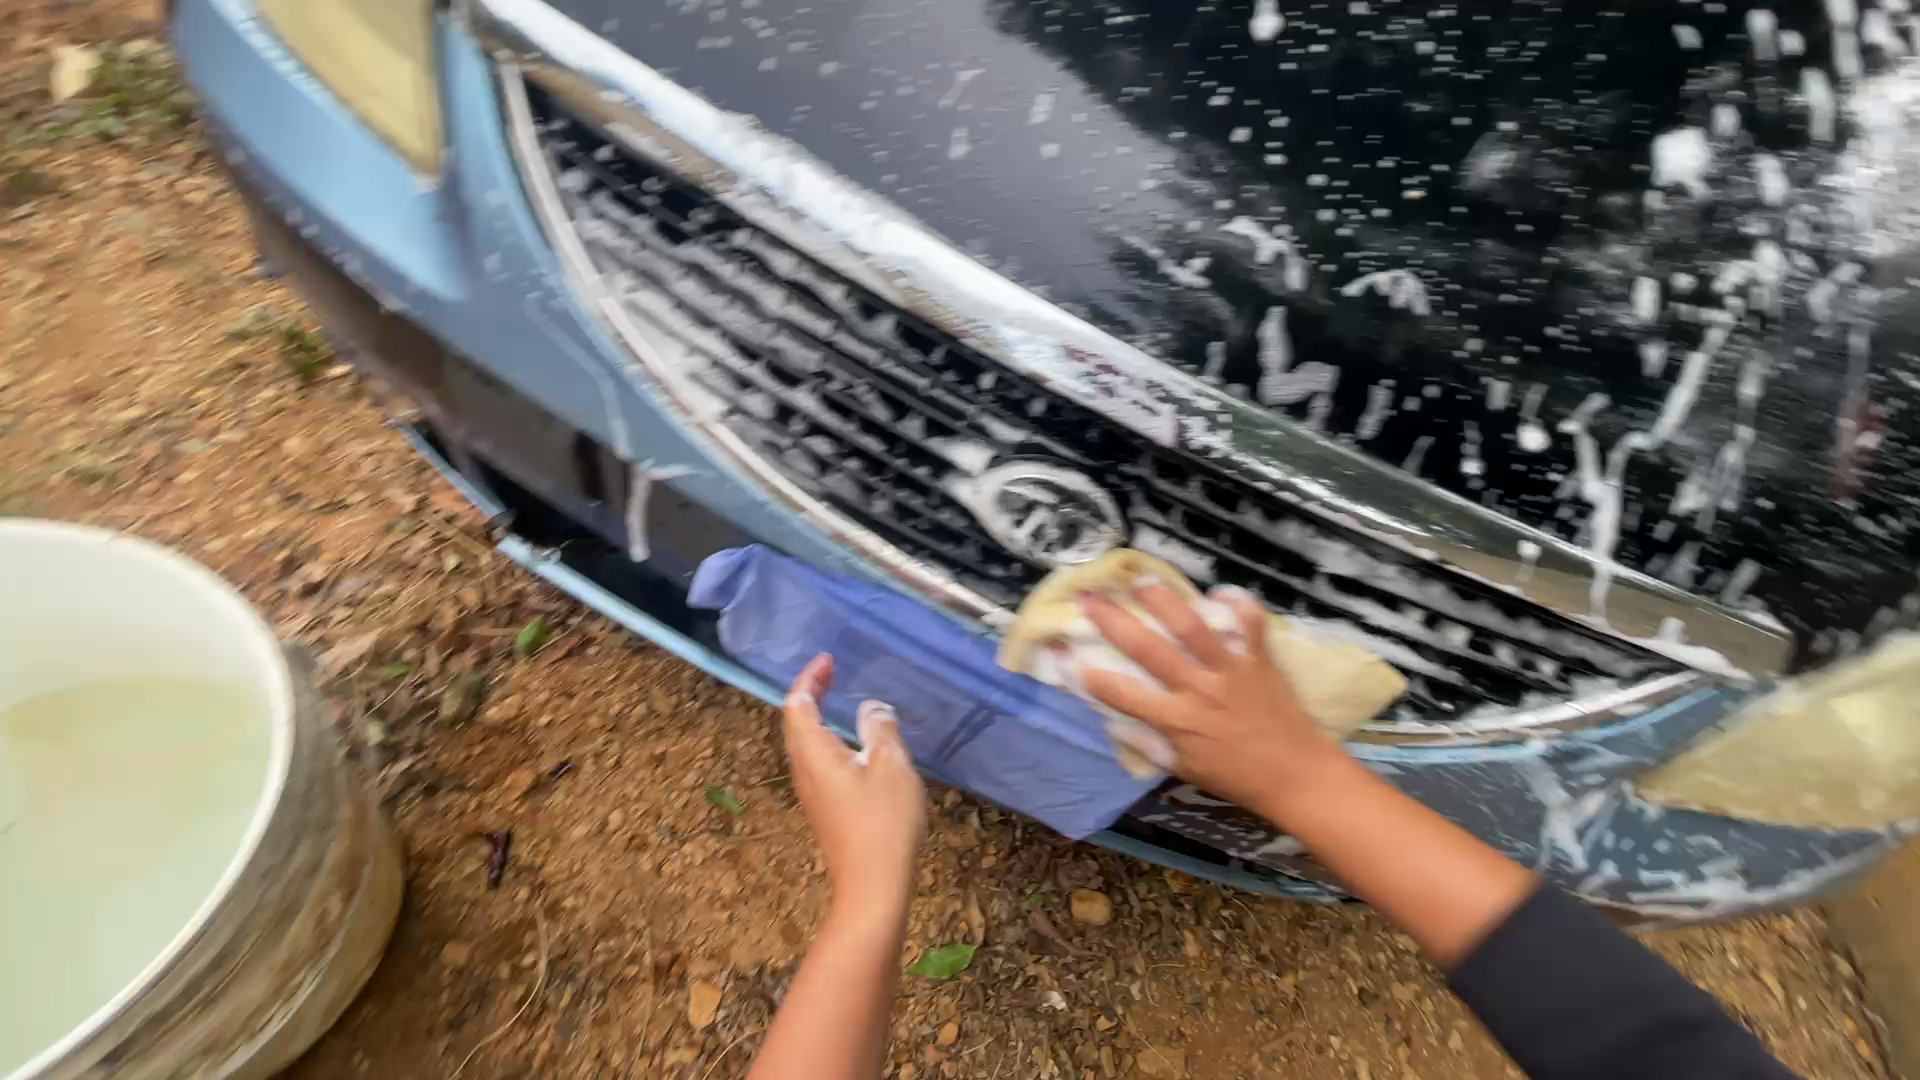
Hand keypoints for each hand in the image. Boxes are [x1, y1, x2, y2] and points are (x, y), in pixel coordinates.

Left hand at [784, 654, 927, 921]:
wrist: (873, 889)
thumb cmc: (882, 822)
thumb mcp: (891, 767)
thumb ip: (881, 730)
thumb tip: (871, 708)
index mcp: (814, 754)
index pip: (798, 705)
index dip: (810, 679)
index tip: (828, 660)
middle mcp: (805, 771)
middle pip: (796, 723)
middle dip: (812, 692)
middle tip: (834, 672)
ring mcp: (813, 793)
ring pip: (806, 744)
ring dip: (819, 716)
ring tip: (841, 699)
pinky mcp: (826, 809)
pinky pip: (819, 761)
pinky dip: (829, 738)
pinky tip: (855, 743)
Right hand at [1078, 584, 1342, 814]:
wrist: (1297, 776)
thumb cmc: (1235, 775)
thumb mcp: (1182, 768)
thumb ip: (1145, 744)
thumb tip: (1110, 719)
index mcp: (1175, 721)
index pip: (1121, 694)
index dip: (1088, 672)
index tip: (1063, 652)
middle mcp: (1198, 691)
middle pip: (1147, 649)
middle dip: (1112, 620)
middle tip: (1088, 596)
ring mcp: (1230, 671)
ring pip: (1192, 627)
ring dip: (1163, 600)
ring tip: (1141, 580)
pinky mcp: (1259, 660)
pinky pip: (1249, 624)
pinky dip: (1236, 603)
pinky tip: (1218, 590)